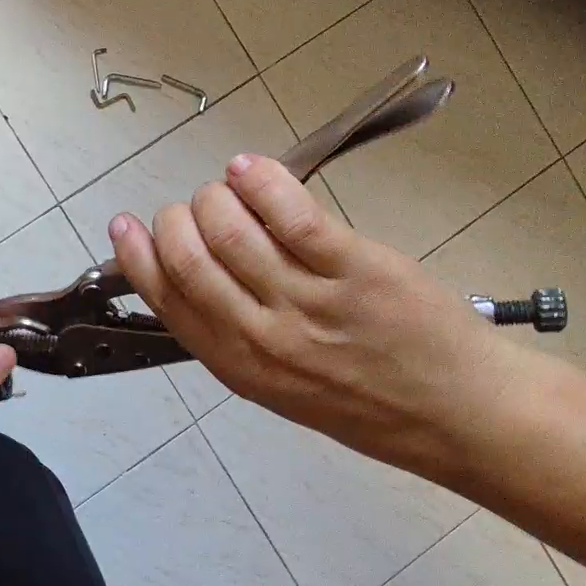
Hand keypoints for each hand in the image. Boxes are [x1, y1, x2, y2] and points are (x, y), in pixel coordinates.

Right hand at [108, 153, 529, 474]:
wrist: (460, 415)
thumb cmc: (367, 404)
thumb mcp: (278, 388)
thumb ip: (233, 338)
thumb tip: (195, 273)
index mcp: (236, 366)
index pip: (167, 300)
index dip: (137, 257)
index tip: (125, 226)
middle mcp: (260, 336)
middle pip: (190, 260)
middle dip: (174, 220)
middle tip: (188, 208)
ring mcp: (307, 302)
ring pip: (232, 233)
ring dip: (216, 198)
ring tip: (226, 188)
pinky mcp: (357, 270)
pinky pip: (293, 217)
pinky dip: (262, 183)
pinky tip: (249, 169)